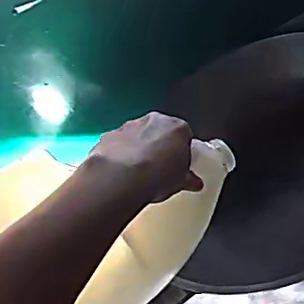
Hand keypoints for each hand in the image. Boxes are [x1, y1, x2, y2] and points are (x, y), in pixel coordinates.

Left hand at [85, 112, 202, 203]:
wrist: (121, 179)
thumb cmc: (158, 176)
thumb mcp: (181, 182)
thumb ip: (189, 178)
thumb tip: (194, 182)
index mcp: (178, 128)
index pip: (184, 135)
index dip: (181, 150)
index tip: (178, 164)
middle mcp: (154, 120)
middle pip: (160, 131)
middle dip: (160, 145)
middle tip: (159, 167)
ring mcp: (129, 126)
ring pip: (138, 135)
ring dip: (139, 148)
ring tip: (138, 172)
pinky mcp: (109, 135)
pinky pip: (118, 143)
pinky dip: (120, 153)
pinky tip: (121, 171)